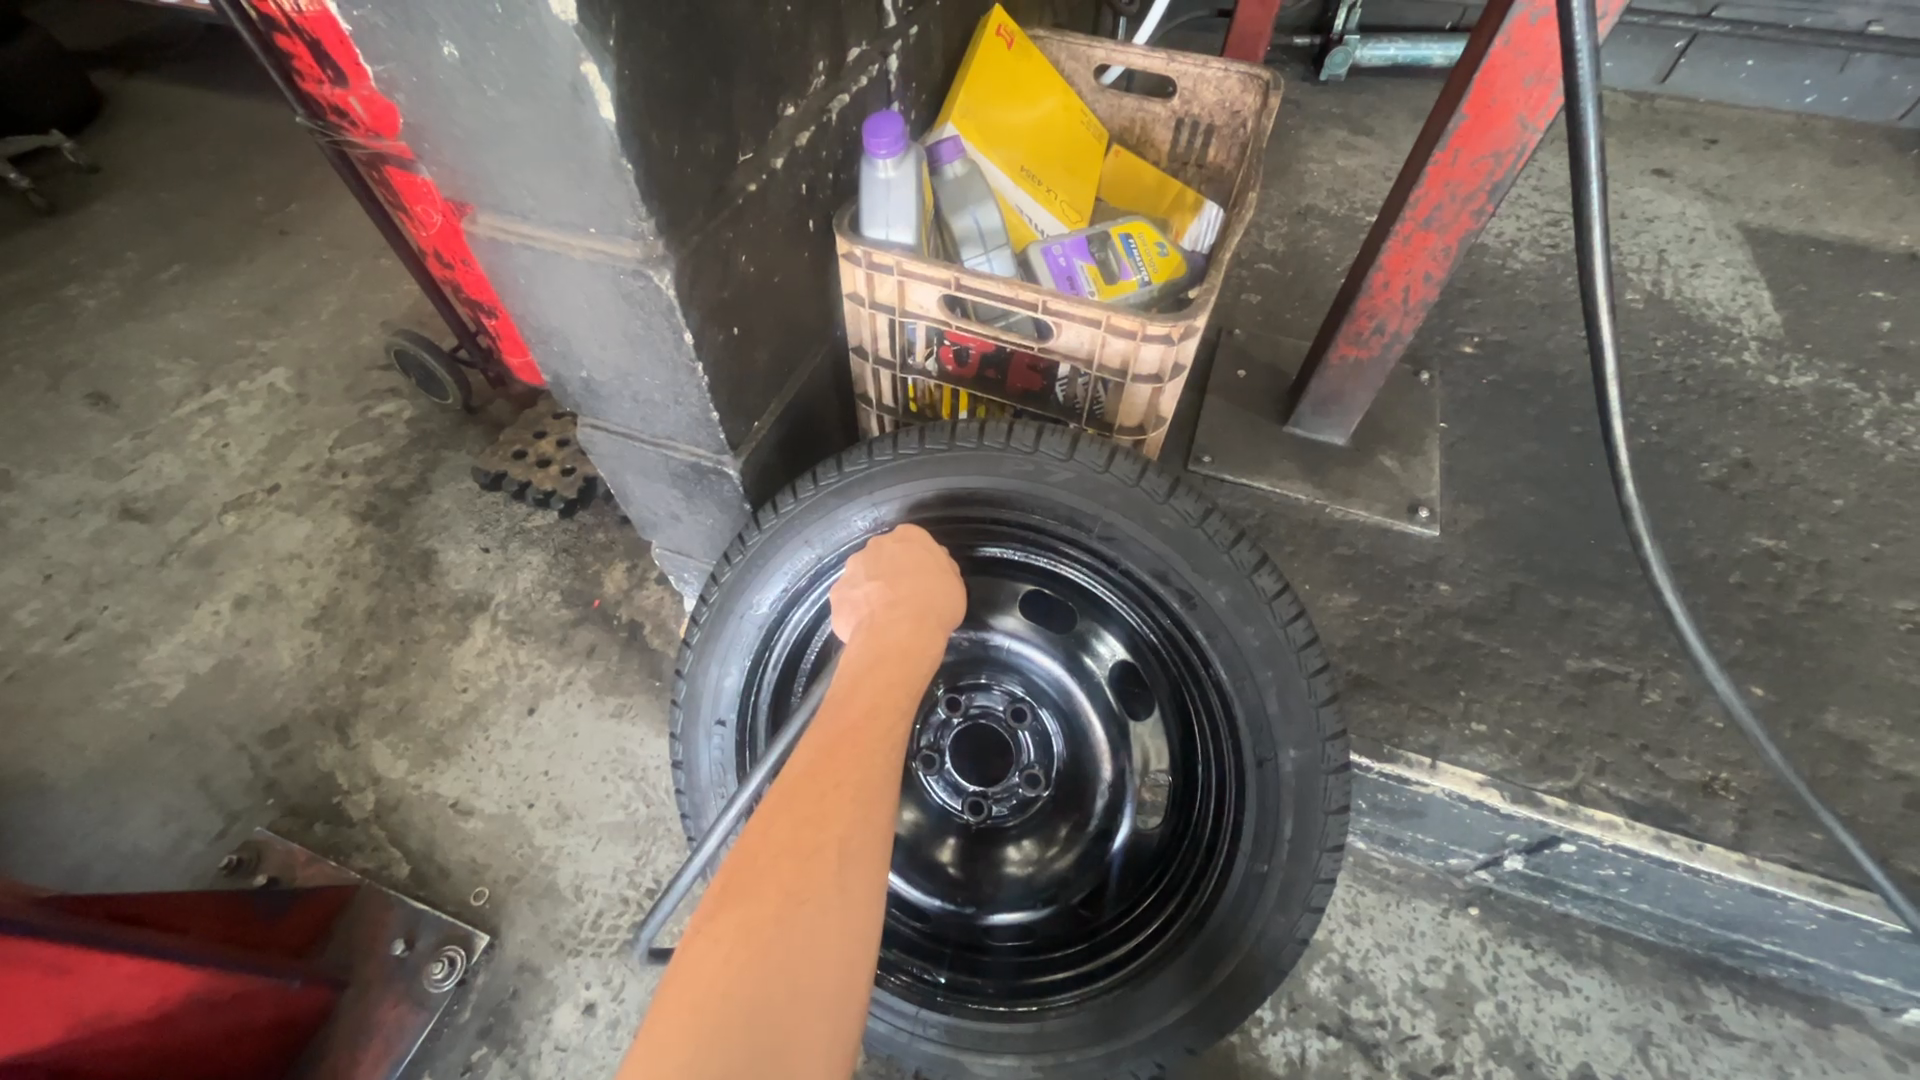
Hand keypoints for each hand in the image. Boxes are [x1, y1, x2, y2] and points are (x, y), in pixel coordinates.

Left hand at [829, 524, 965, 645]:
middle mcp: (876, 546)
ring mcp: (851, 569)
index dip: (916, 560)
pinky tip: (869, 629)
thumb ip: (941, 568)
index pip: (912, 540)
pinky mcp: (836, 594)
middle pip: (882, 555)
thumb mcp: (954, 584)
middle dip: (889, 571)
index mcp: (908, 536)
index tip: (922, 579)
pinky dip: (856, 612)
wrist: (899, 633)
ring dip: (870, 590)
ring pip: (861, 577)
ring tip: (883, 617)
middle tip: (902, 597)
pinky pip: (849, 600)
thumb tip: (935, 565)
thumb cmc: (935, 604)